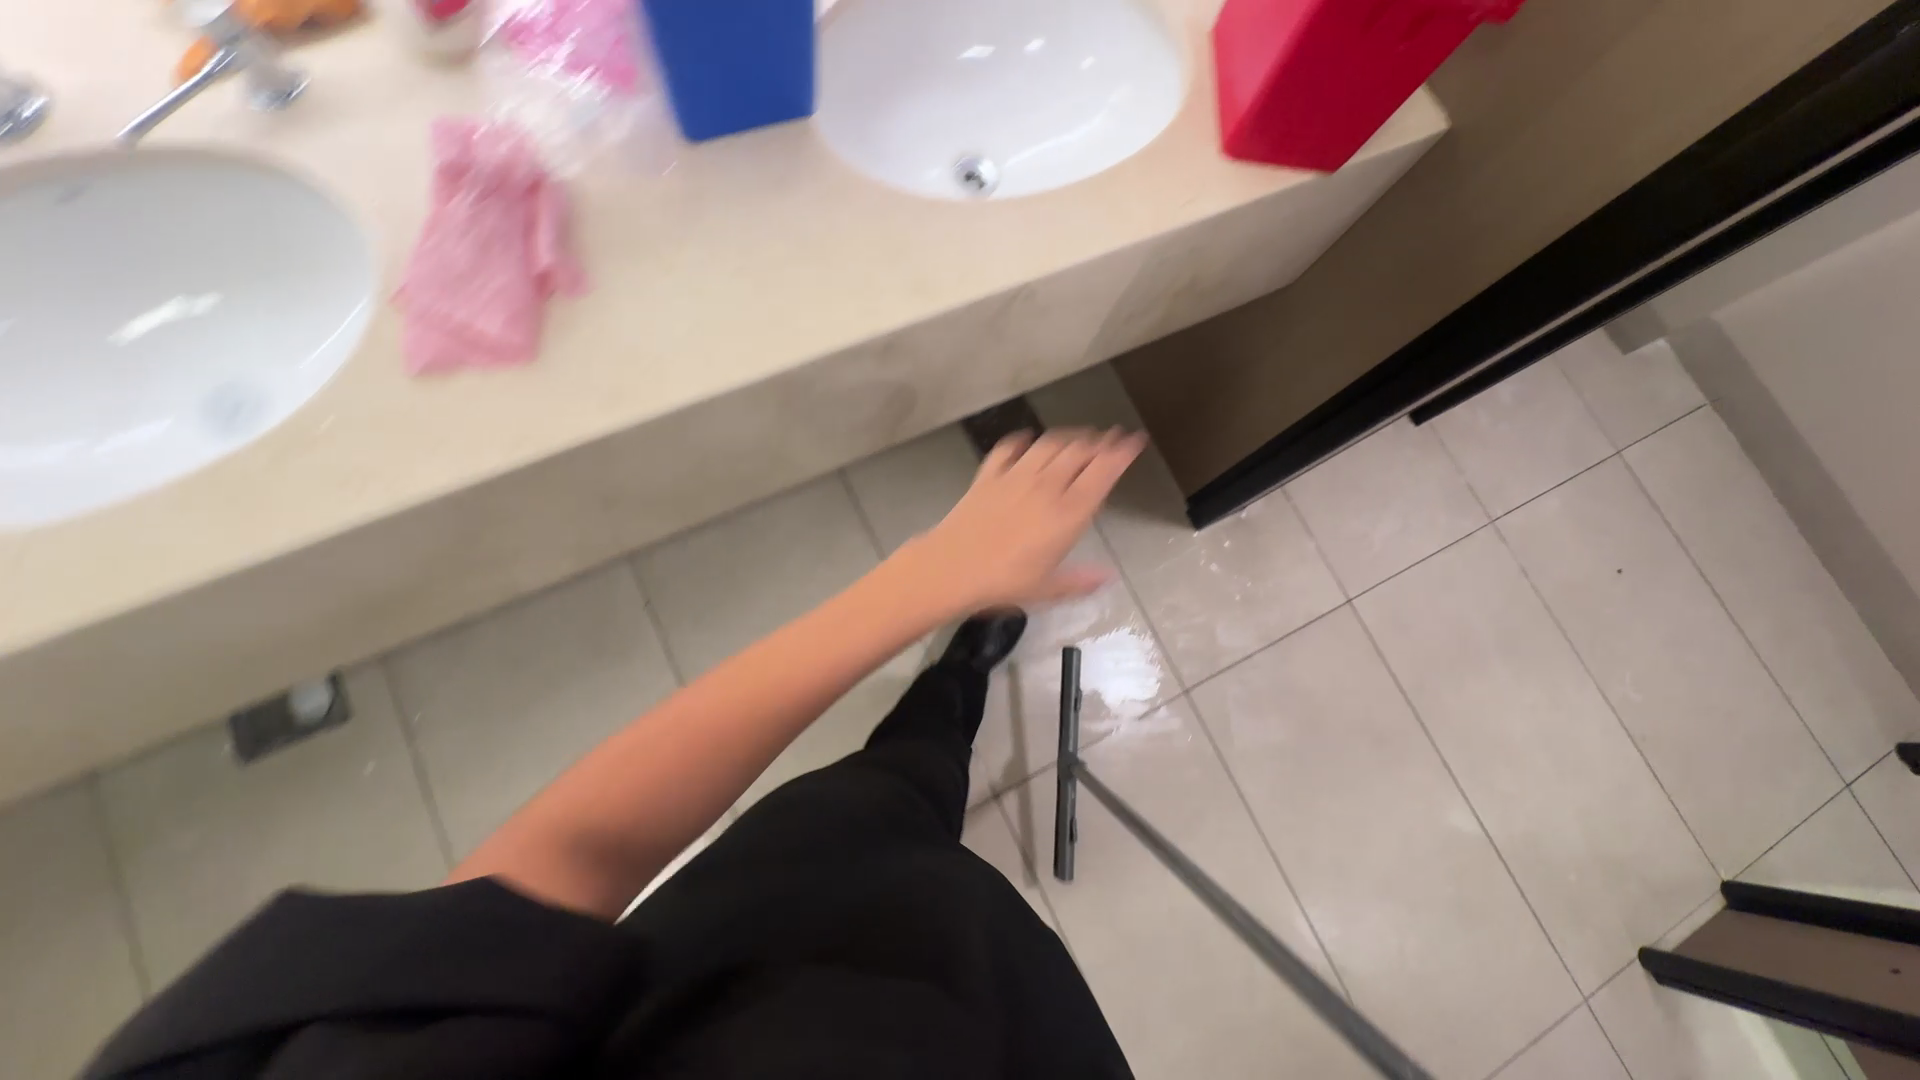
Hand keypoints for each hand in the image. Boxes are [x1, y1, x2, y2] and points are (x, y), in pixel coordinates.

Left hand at [898, 428, 1146, 613]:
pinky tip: (1028, 440)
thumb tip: (1107, 577)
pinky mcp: (988, 476)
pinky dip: (1022, 440)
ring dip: (1068, 437)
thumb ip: (1079, 580)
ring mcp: (1015, 477)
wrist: (951, 568)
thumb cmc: (1004, 582)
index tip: (1134, 441)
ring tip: (1079, 436)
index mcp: (1068, 513)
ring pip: (1049, 444)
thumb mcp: (1048, 588)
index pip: (1102, 473)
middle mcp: (1046, 487)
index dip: (1122, 453)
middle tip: (1111, 437)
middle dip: (1100, 440)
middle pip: (1079, 451)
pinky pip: (1008, 449)